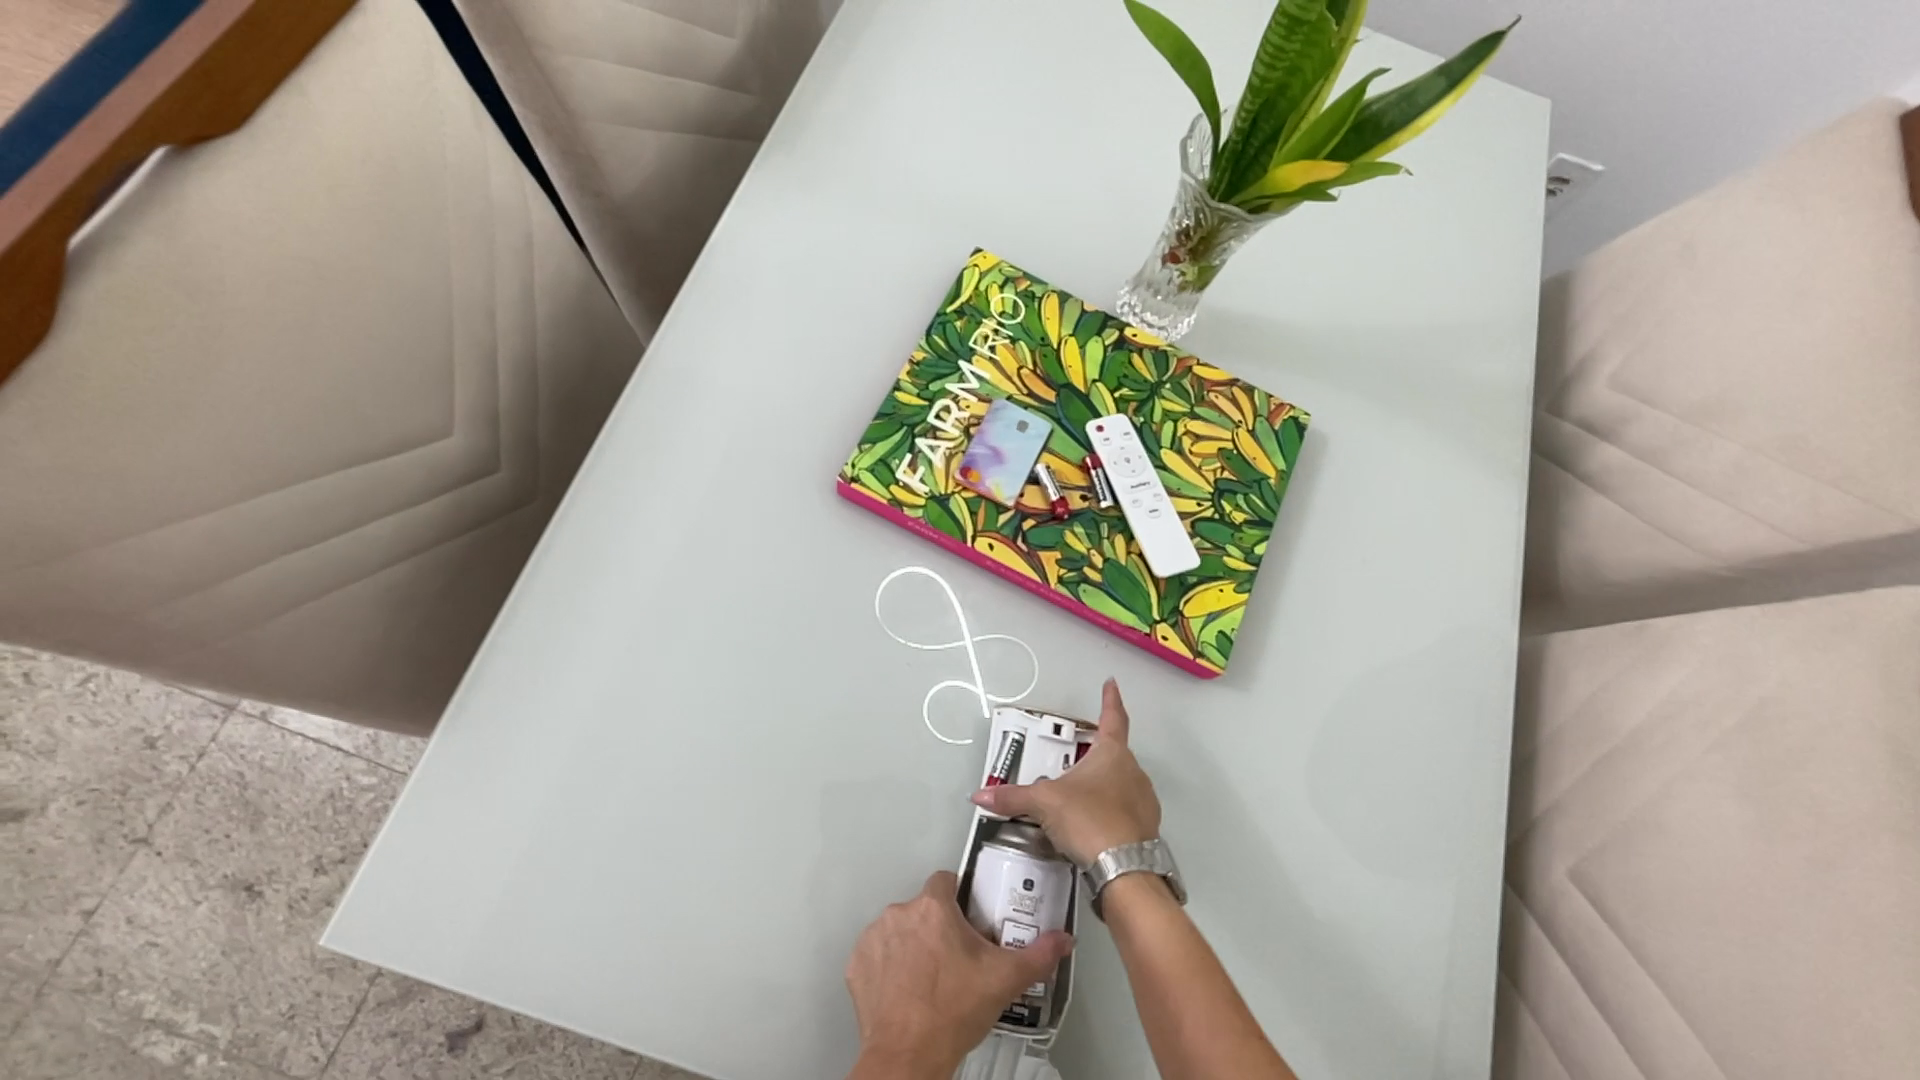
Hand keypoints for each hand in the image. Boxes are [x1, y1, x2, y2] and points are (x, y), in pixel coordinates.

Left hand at [845, 871, 1073, 1077]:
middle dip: (938, 927)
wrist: (909, 1056)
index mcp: (934, 908)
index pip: (945, 880)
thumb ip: (1038, 954)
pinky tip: (906, 990)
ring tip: (931, 978)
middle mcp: (899, 914)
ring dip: (912, 945)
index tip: (968, 918)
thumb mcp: (1005, 980)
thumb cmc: (953, 1013)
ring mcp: (874, 939)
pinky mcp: (857, 965)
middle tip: (955, 957)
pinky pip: (876, 955)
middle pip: (923, 908)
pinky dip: (888, 967)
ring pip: (898, 930)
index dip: (959, 897)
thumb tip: (1063, 940)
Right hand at [970, 679, 1160, 865]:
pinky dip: (1110, 810)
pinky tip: (1092, 824)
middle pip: (1114, 753)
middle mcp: (1133, 771)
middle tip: (1076, 756)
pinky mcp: (1146, 827)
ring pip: (1121, 783)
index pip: (1113, 717)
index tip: (1111, 682)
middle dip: (1095, 753)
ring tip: (1079, 795)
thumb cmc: (1088, 820)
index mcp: (1112, 754)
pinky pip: (1125, 809)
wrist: (1125, 869)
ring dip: (1103, 785)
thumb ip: (1012, 798)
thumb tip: (979, 796)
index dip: (1110, 699)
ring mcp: (1144, 800)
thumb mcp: (1044, 804)